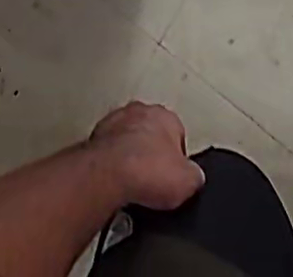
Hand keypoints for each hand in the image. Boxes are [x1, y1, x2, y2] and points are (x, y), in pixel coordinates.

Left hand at [88, 102, 203, 209]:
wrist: (109, 174)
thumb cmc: (145, 169)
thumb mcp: (189, 181)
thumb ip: (195, 174)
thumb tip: (193, 176)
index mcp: (165, 115)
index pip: (179, 133)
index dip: (178, 158)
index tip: (175, 173)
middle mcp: (139, 110)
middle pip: (152, 132)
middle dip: (154, 151)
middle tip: (155, 176)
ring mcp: (116, 120)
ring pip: (129, 137)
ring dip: (132, 154)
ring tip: (135, 180)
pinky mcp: (97, 134)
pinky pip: (111, 148)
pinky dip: (114, 160)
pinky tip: (119, 178)